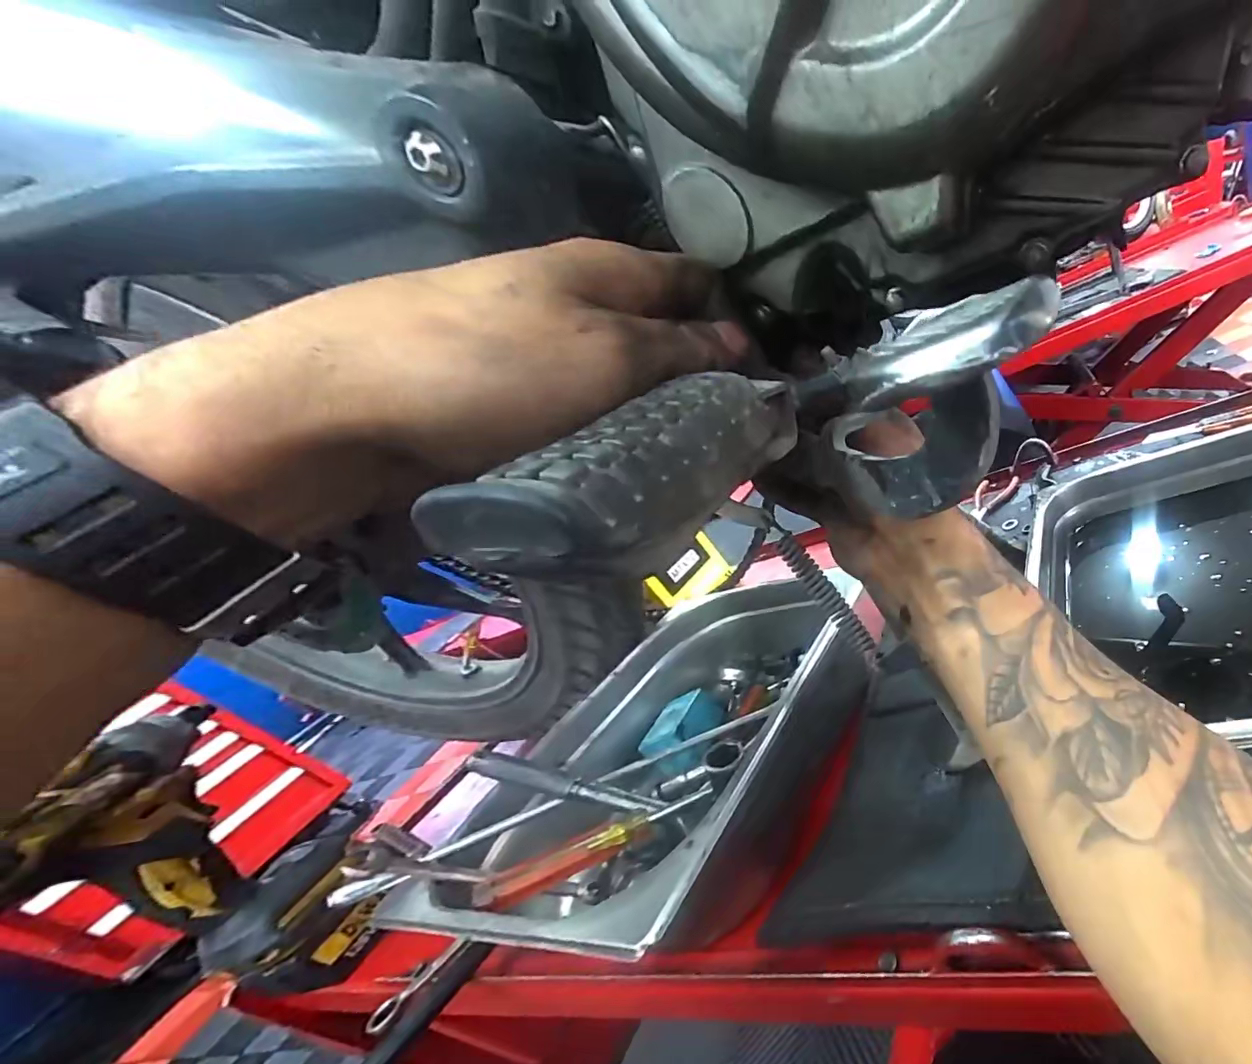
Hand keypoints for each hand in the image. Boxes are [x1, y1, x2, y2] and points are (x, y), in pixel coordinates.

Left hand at [56, 240, 747, 544]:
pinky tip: (645, 464)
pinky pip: (599, 411)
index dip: (742, 320)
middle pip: (670, 336)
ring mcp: (550, 351)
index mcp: (607, 269)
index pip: (700, 281)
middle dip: (710, 378)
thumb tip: (743, 344)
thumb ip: (683, 348)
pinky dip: (627, 433)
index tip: (773, 374)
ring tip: (704, 457)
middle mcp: (581, 301)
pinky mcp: (525, 396)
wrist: (336, 410)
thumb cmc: (489, 367)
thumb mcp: (607, 353)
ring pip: (636, 380)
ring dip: (669, 413)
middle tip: (744, 431)